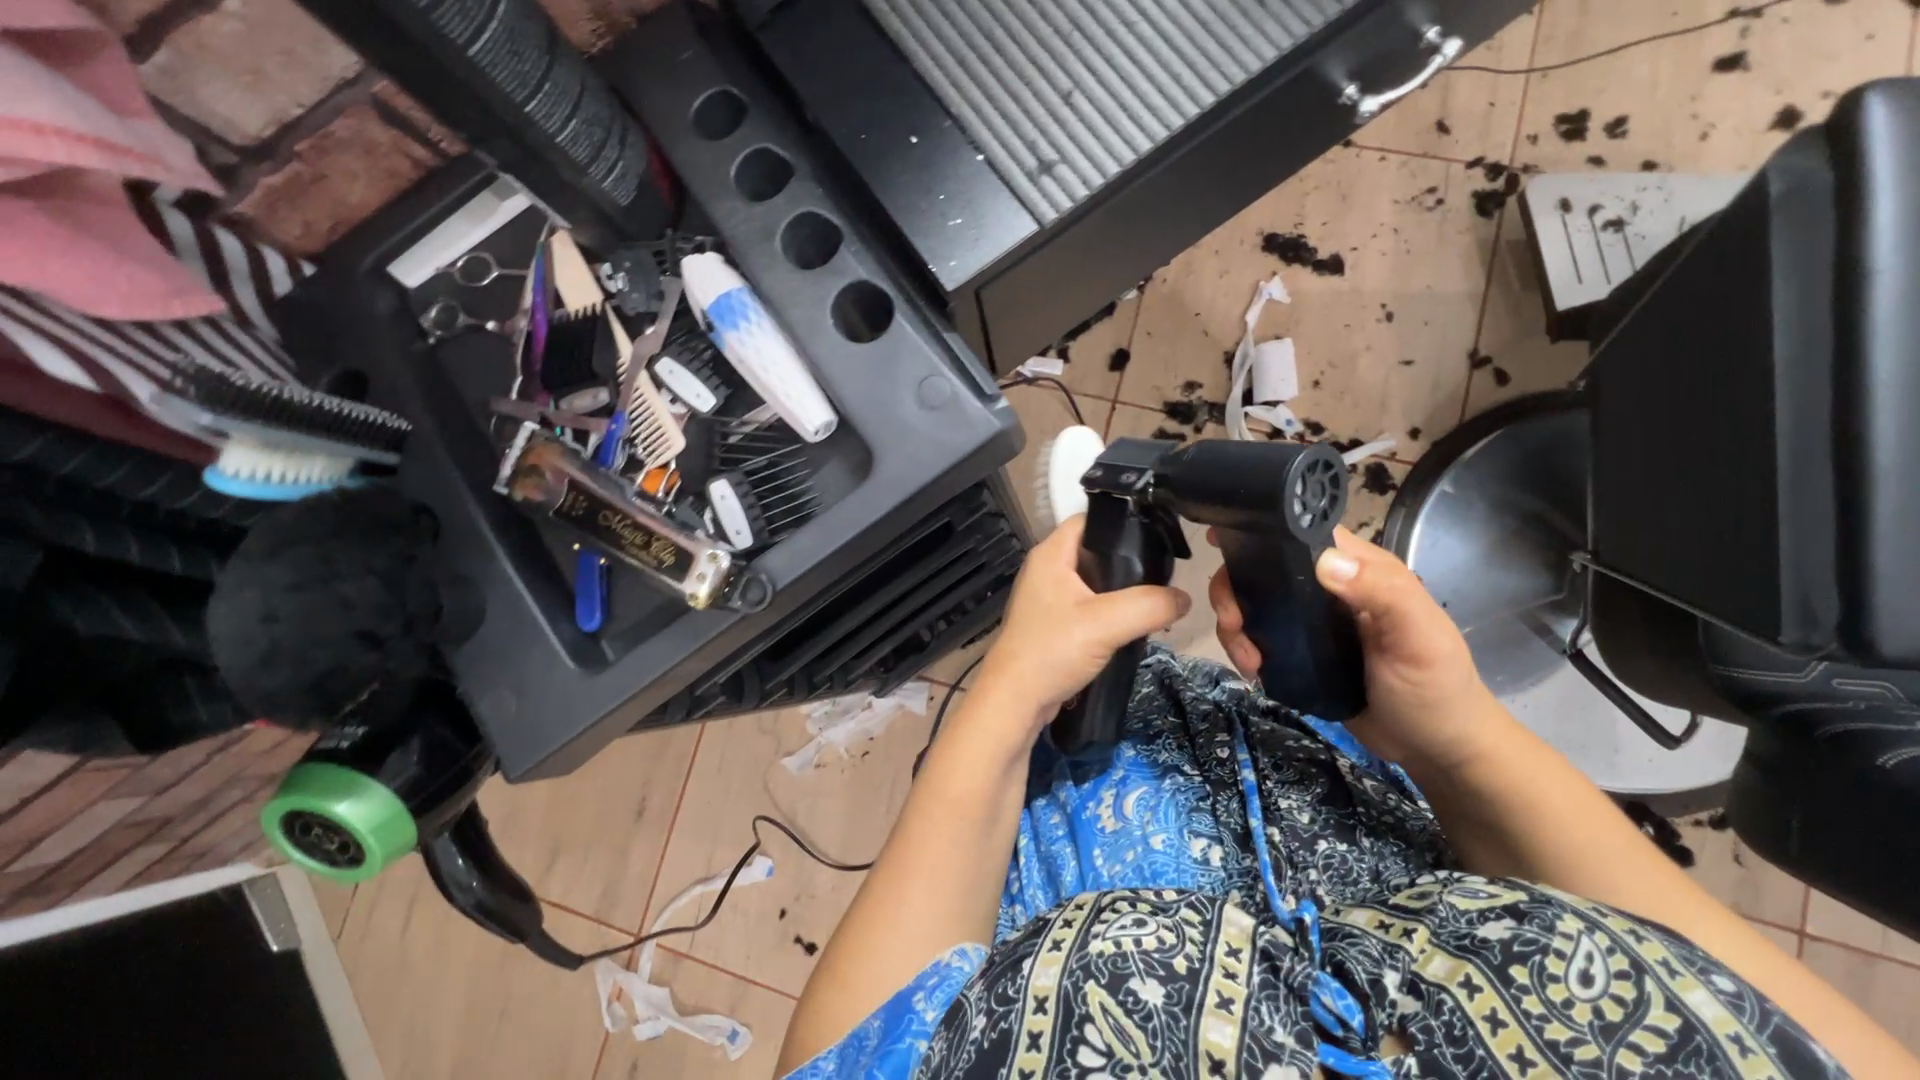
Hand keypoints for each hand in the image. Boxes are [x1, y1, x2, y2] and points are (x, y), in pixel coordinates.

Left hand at [973, 515, 1189, 731]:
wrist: (1016, 701)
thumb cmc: (1053, 651)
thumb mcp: (1107, 623)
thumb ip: (1150, 606)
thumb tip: (1184, 599)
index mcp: (1051, 554)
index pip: (1090, 518)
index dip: (1123, 521)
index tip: (1158, 533)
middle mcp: (1047, 570)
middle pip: (1096, 550)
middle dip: (1130, 560)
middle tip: (1165, 572)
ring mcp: (1049, 598)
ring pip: (1095, 582)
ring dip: (1123, 591)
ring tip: (1157, 598)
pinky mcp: (1054, 624)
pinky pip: (1090, 607)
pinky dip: (1112, 613)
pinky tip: (1135, 625)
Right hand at [1208, 526, 1495, 771]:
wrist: (1435, 750)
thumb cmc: (1435, 688)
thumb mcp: (1418, 638)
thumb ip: (1382, 591)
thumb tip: (1326, 561)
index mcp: (1361, 570)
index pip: (1304, 535)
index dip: (1263, 533)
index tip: (1224, 544)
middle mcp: (1330, 589)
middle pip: (1265, 569)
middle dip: (1235, 589)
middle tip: (1233, 622)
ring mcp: (1310, 623)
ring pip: (1254, 604)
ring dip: (1235, 626)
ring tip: (1247, 659)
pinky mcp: (1298, 654)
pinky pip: (1258, 639)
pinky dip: (1243, 649)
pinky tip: (1252, 670)